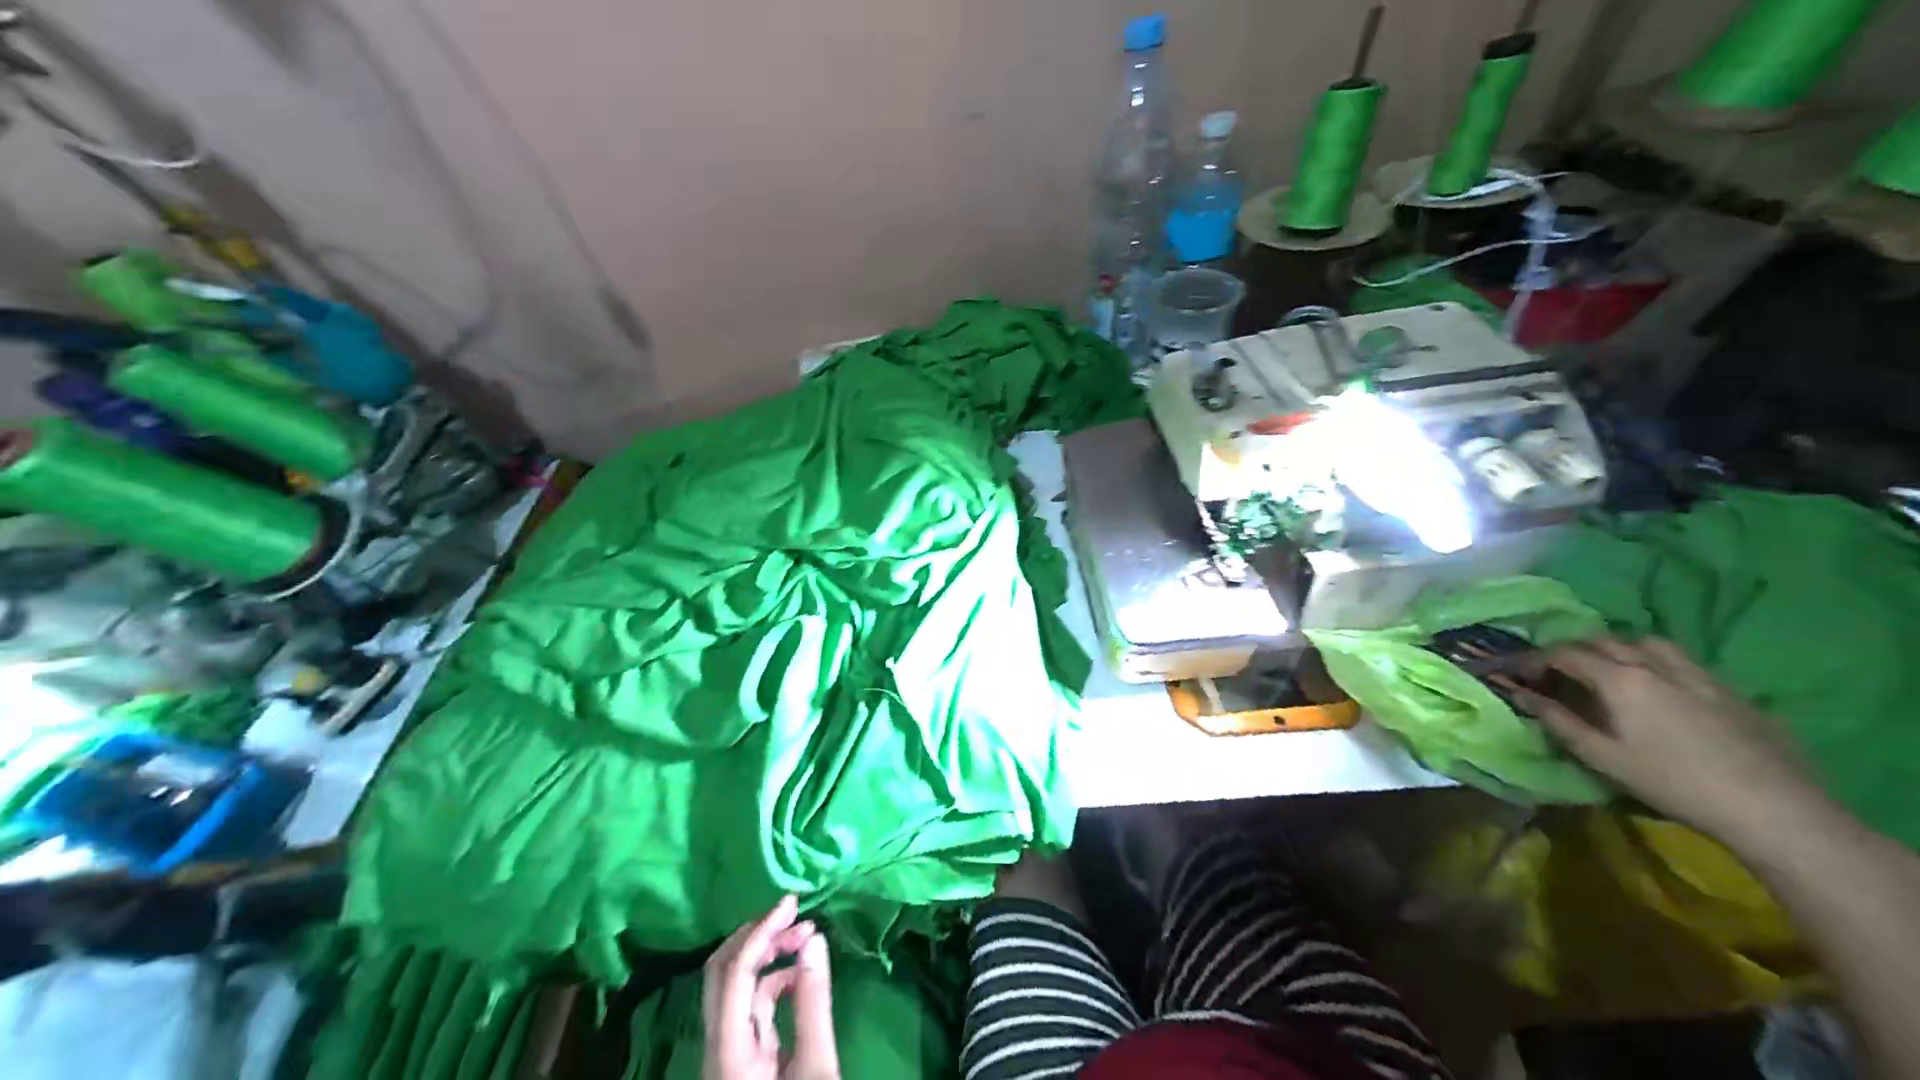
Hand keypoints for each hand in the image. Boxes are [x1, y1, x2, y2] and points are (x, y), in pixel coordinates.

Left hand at [702, 896, 839, 1079]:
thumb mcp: (818, 1068)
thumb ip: (812, 1002)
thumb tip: (813, 941)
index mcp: (728, 1052)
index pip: (733, 973)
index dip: (761, 930)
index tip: (794, 902)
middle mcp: (715, 1048)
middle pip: (720, 974)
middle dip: (757, 935)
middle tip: (796, 914)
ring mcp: (724, 1054)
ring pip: (733, 989)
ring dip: (767, 956)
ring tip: (806, 939)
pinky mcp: (737, 1060)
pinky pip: (747, 1006)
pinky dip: (770, 981)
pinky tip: (798, 974)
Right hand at [1498, 638, 1823, 843]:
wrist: (1773, 808)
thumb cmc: (1673, 783)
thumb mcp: (1603, 757)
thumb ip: (1558, 721)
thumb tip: (1521, 694)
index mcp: (1619, 679)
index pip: (1564, 653)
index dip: (1534, 660)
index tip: (1519, 676)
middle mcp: (1654, 665)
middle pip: (1603, 640)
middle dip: (1571, 650)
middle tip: (1556, 671)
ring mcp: (1697, 674)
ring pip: (1646, 642)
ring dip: (1617, 647)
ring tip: (1607, 668)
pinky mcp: (1729, 689)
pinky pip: (1681, 660)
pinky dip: (1654, 661)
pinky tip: (1658, 686)